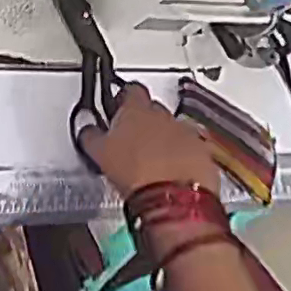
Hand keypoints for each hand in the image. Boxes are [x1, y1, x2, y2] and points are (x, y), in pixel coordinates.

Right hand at [79, 84, 220, 198]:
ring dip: (164, 139)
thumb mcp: (99, 152)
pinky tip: (171, 173)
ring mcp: (186, 134)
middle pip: (153, 108)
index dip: (123, 97)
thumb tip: (87, 131)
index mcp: (135, 109)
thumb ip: (91, 135)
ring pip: (173, 129)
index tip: (118, 106)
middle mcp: (163, 116)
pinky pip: (191, 149)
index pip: (131, 90)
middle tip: (132, 138)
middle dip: (144, 120)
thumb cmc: (137, 174)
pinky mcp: (203, 155)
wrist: (172, 201)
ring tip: (151, 160)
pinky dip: (182, 157)